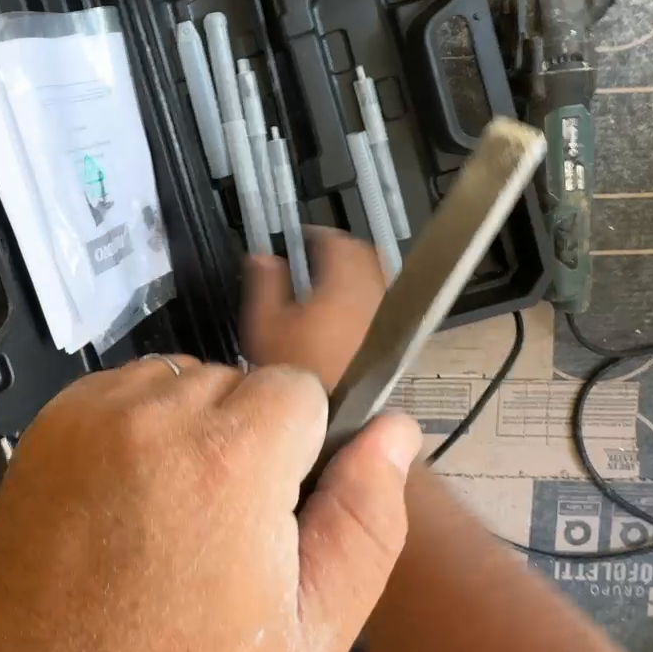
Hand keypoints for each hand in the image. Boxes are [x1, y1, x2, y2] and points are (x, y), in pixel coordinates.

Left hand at [0, 356, 422, 651]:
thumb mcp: (306, 631)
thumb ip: (367, 520)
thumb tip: (394, 435)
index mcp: (231, 460)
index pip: (298, 385)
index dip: (301, 443)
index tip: (280, 493)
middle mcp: (157, 417)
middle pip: (239, 380)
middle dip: (246, 435)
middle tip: (223, 518)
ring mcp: (98, 412)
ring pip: (183, 379)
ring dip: (190, 426)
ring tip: (172, 509)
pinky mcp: (57, 417)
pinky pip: (126, 390)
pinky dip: (138, 426)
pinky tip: (130, 495)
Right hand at [243, 228, 386, 387]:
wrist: (333, 417)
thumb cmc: (296, 367)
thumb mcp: (264, 323)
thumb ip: (264, 282)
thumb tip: (264, 256)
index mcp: (344, 284)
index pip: (339, 242)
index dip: (318, 234)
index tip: (301, 238)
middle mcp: (373, 295)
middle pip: (367, 254)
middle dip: (342, 250)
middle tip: (315, 257)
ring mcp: (385, 318)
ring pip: (378, 278)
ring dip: (356, 272)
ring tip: (328, 282)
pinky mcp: (388, 339)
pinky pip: (380, 302)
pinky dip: (364, 296)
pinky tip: (342, 312)